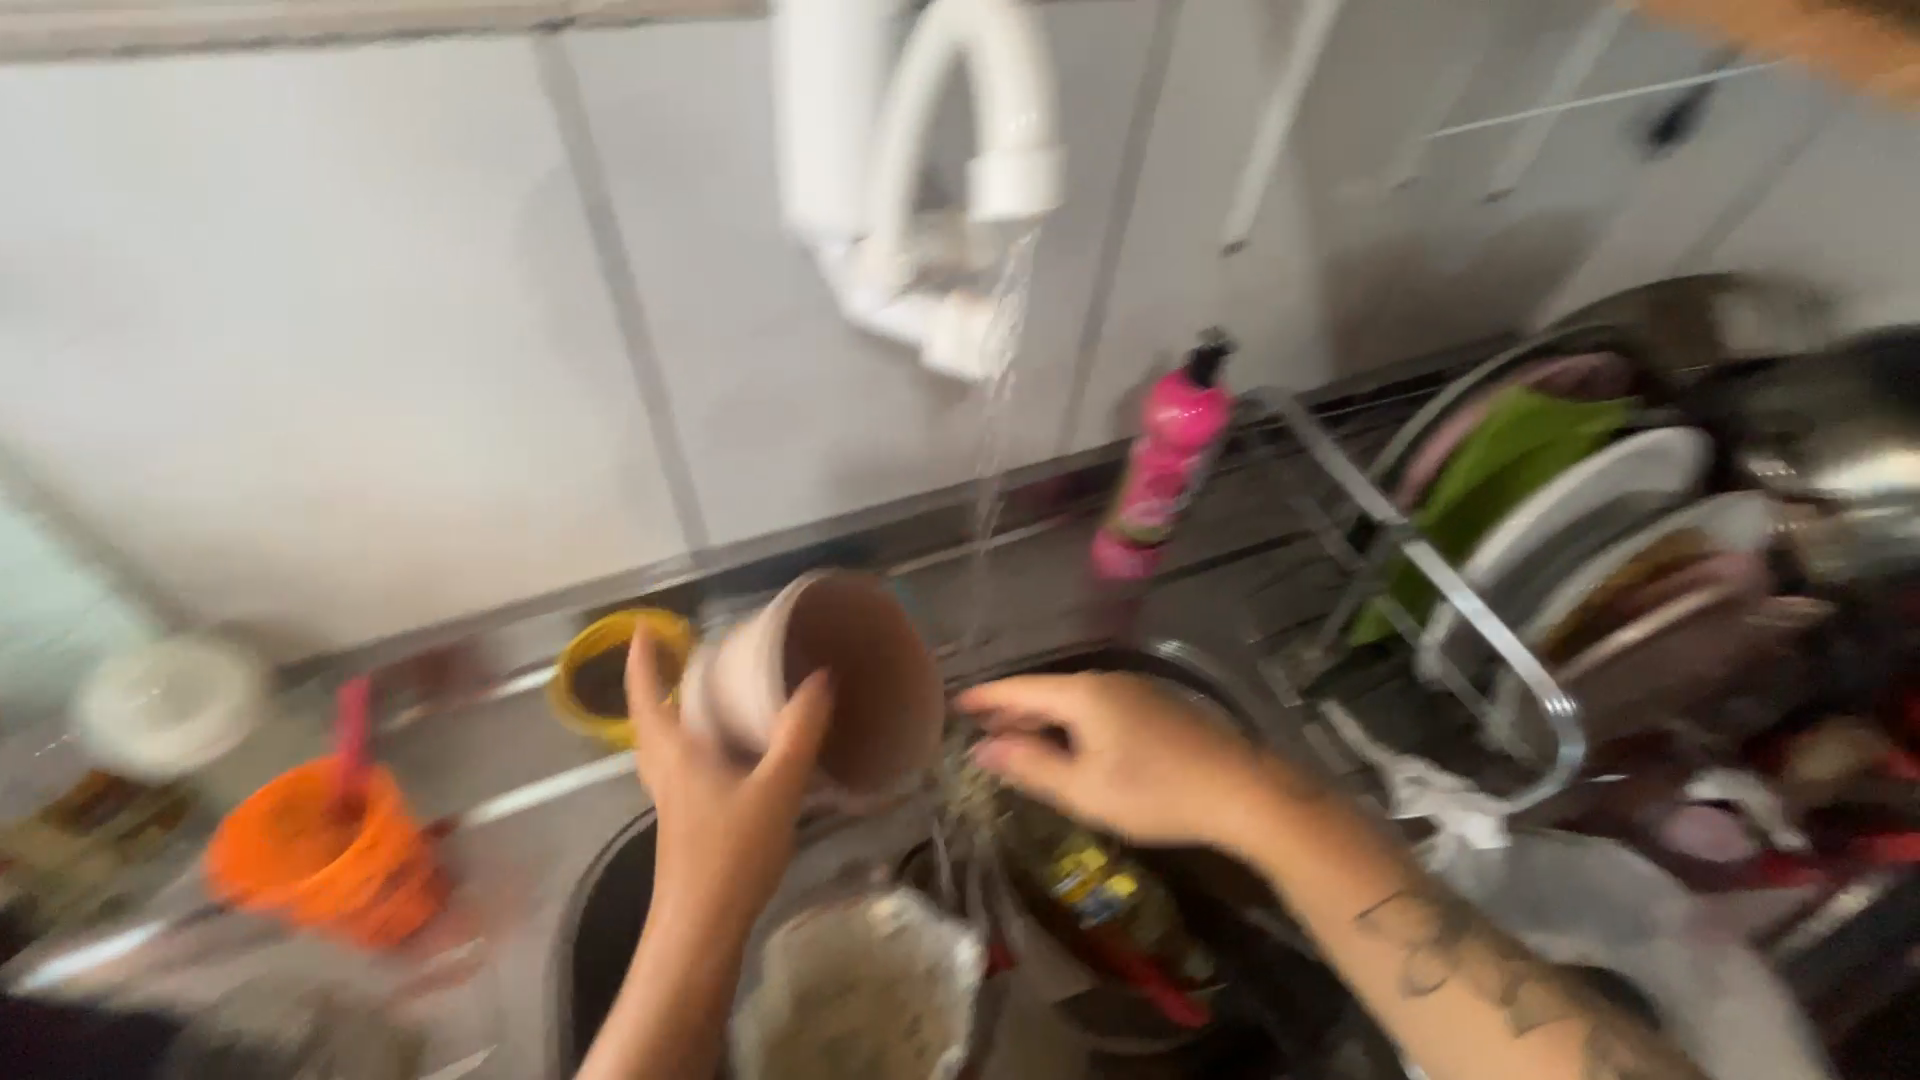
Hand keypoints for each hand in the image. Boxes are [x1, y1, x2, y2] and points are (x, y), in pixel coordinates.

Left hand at [626, 630, 831, 934]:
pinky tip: (728, 759)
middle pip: (648, 722)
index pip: (646, 697)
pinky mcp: (685, 824)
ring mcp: (671, 802)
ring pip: (662, 748)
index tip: (641, 627)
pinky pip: (681, 769)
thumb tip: (819, 679)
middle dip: (655, 687)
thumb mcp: (776, 788)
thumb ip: (799, 733)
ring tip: (703, 699)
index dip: (641, 660)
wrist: (700, 931)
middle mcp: (666, 773)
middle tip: (680, 658)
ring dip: (672, 718)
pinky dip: (693, 747)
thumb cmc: (730, 855)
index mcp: (677, 755)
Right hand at [956, 673, 1310, 852]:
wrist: (1243, 791)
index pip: (1019, 689)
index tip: (955, 703)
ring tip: (1017, 738)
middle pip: (1046, 691)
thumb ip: (1030, 766)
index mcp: (1083, 694)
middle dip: (1011, 710)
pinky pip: (1098, 706)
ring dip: (1042, 719)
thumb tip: (983, 748)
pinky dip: (1072, 722)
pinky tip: (1070, 744)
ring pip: (1073, 700)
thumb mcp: (1084, 789)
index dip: (986, 697)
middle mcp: (1106, 681)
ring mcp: (1135, 690)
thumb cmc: (1155, 792)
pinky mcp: (1156, 706)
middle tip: (979, 728)